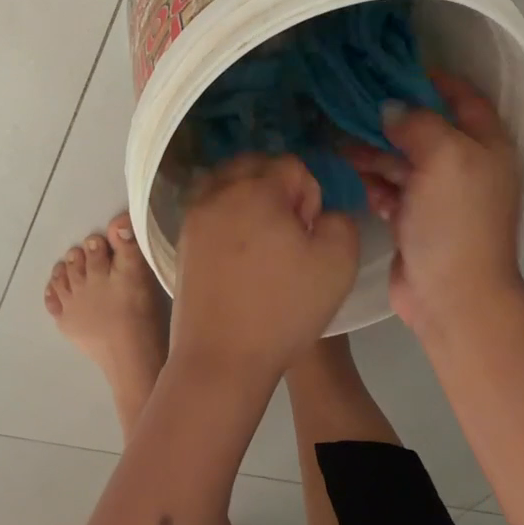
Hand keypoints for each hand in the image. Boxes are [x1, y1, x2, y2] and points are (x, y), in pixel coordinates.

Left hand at [171, 155, 359, 378]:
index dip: (309, 197)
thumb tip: (321, 216)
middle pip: (253, 168)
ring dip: (247, 204)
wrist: (221, 358)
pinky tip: (239, 260)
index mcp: (256, 189)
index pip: (292, 166)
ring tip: (262, 246)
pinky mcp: (181, 248)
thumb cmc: (283, 310)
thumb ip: (341, 222)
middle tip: (287, 236)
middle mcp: (218, 195)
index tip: (308, 236)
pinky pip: (208, 217)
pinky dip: (226, 225)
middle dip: (275, 191)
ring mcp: (193, 222)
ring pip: (225, 189)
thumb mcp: (338, 262)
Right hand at [345, 73, 523, 334]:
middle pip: (426, 130)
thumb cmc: (455, 222)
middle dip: (391, 120)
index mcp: (486, 144)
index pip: (462, 97)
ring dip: (375, 153)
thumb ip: (419, 123)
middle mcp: (465, 166)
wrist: (451, 295)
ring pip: (404, 162)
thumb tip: (391, 109)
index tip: (390, 70)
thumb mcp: (445, 158)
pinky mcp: (415, 225)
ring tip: (341, 145)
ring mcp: (439, 198)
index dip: (431, 80)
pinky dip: (374, 185)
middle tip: (350, 108)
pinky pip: (392, 193)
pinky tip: (353, 179)